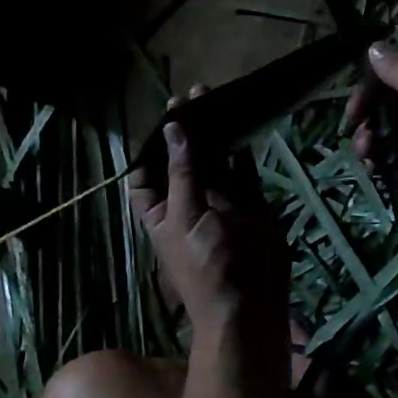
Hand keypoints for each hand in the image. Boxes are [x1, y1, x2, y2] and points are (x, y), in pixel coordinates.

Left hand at [130, 86, 289, 345]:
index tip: (163, 117)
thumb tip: (173, 129)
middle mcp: (189, 204)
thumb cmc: (206, 264)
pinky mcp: (250, 206)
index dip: (152, 146)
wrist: (250, 301)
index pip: (147, 173)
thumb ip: (183, 172)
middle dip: (188, 132)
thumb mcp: (186, 215)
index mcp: (161, 211)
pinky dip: (243, 153)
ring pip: (216, 163)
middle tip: (195, 95)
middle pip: (184, 162)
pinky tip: (243, 126)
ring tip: (218, 99)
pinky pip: (245, 174)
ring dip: (216, 136)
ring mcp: (221, 204)